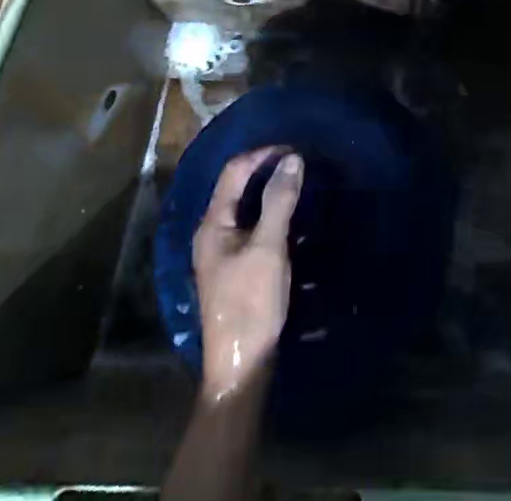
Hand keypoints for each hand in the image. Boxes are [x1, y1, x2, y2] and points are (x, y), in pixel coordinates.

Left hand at [193, 147, 303, 402]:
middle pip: (236, 187)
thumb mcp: (268, 247)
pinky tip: (291, 219)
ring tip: (298, 184)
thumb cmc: (251, 302)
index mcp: (212, 224)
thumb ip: (279, 201)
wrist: (241, 362)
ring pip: (244, 208)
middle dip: (266, 170)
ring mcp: (221, 252)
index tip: (294, 149)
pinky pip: (251, 227)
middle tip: (299, 163)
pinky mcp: (234, 268)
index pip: (234, 171)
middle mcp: (211, 233)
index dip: (262, 155)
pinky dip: (269, 214)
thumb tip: (292, 158)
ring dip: (269, 192)